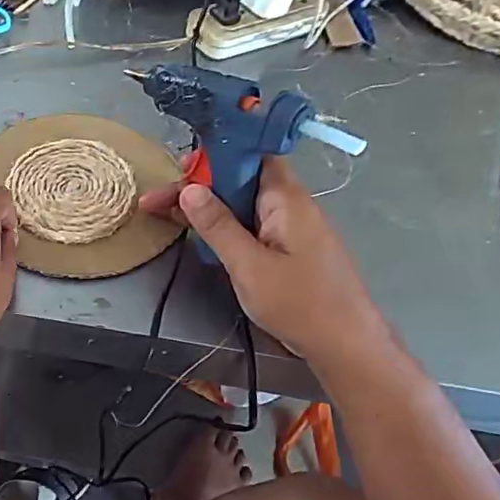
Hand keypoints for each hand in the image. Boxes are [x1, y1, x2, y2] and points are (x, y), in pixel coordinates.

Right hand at [137, 157, 394, 372]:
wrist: (344, 343)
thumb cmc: (298, 303)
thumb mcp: (248, 265)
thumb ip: (217, 226)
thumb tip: (189, 189)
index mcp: (286, 199)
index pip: (250, 157)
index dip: (212, 158)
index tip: (177, 172)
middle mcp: (291, 205)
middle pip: (240, 180)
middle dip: (198, 186)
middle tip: (156, 201)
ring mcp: (290, 227)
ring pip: (242, 204)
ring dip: (206, 207)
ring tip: (165, 214)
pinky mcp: (287, 248)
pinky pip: (250, 225)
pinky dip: (222, 226)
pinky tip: (199, 235)